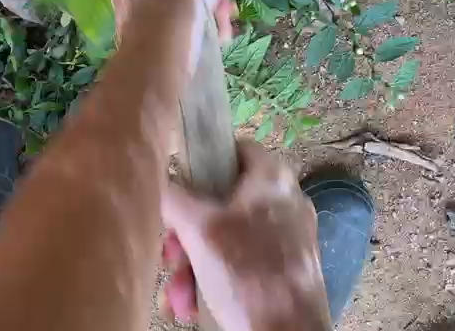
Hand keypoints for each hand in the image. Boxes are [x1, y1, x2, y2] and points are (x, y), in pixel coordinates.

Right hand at [159, 141, 328, 330]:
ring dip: (194, 263)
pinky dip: (216, 278)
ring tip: (178, 295)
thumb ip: (174, 196)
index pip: (232, 149)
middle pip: (223, 201)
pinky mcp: (289, 271)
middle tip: (170, 256)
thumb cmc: (246, 273)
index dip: (201, 165)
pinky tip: (193, 305)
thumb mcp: (198, 228)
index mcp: (272, 175)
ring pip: (229, 236)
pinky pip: (244, 262)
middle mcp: (286, 199)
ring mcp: (290, 237)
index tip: (179, 190)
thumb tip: (163, 183)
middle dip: (187, 233)